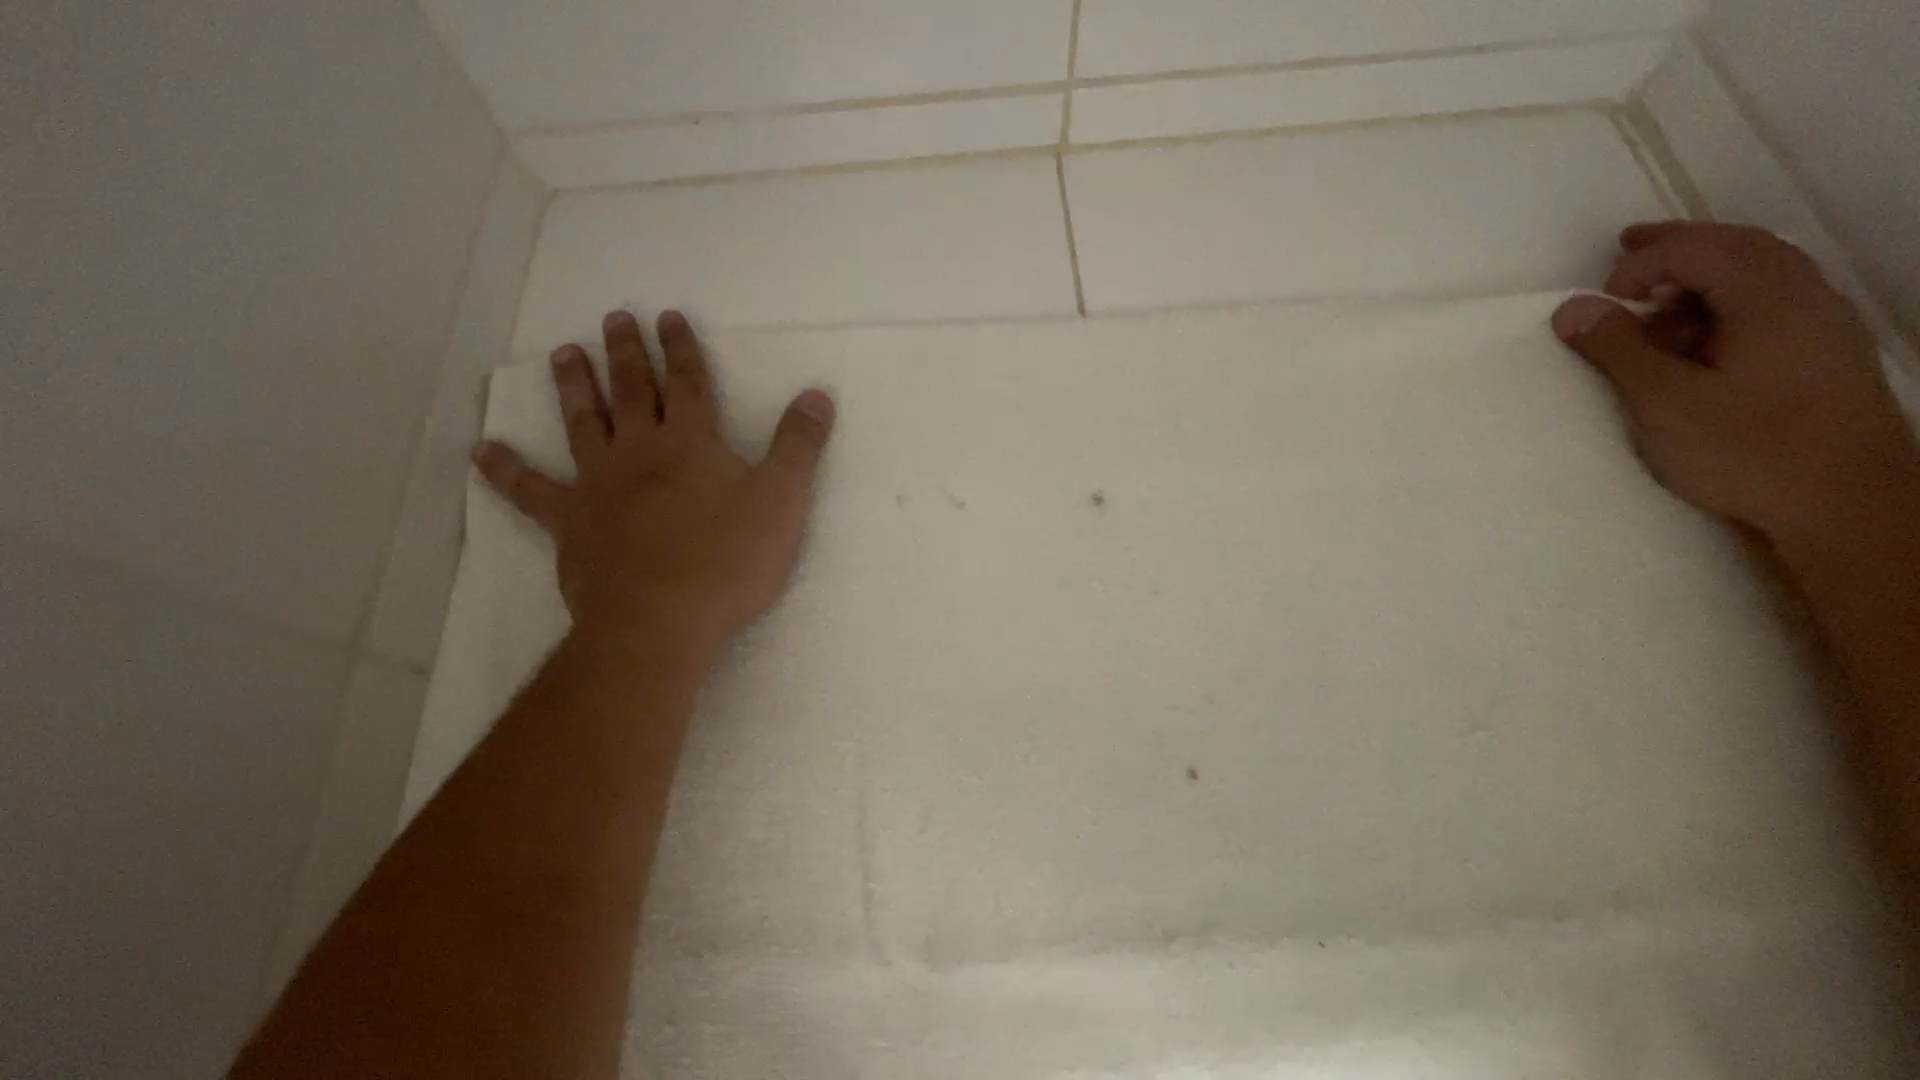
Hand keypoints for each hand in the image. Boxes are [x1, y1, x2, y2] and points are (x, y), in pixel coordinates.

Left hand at [473, 310, 835, 654]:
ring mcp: (598, 484)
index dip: (682, 348)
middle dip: (628, 353)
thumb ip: (799, 447)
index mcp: (691, 443)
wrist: (659, 620)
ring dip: (575, 386)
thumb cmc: (727, 562)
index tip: (669, 317)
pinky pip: (529, 490)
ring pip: (583, 423)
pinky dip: (505, 469)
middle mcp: (640, 451)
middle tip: (615, 318)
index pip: (689, 383)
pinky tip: (482, 451)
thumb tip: (817, 395)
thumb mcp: (782, 502)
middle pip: (633, 391)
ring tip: (563, 353)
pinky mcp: (569, 522)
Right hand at [1552, 222, 1919, 546]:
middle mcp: (1806, 297)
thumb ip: (1616, 349)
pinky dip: (1728, 301)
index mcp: (1769, 297)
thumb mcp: (1664, 401)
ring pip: (1761, 274)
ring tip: (1656, 306)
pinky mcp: (1827, 357)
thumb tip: (1572, 308)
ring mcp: (1824, 326)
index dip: (1642, 262)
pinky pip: (1773, 304)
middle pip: (1738, 247)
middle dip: (1677, 247)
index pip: (1699, 249)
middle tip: (1625, 251)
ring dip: (1703, 275)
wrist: (1848, 505)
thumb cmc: (1749, 449)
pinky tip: (1703, 339)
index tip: (1601, 300)